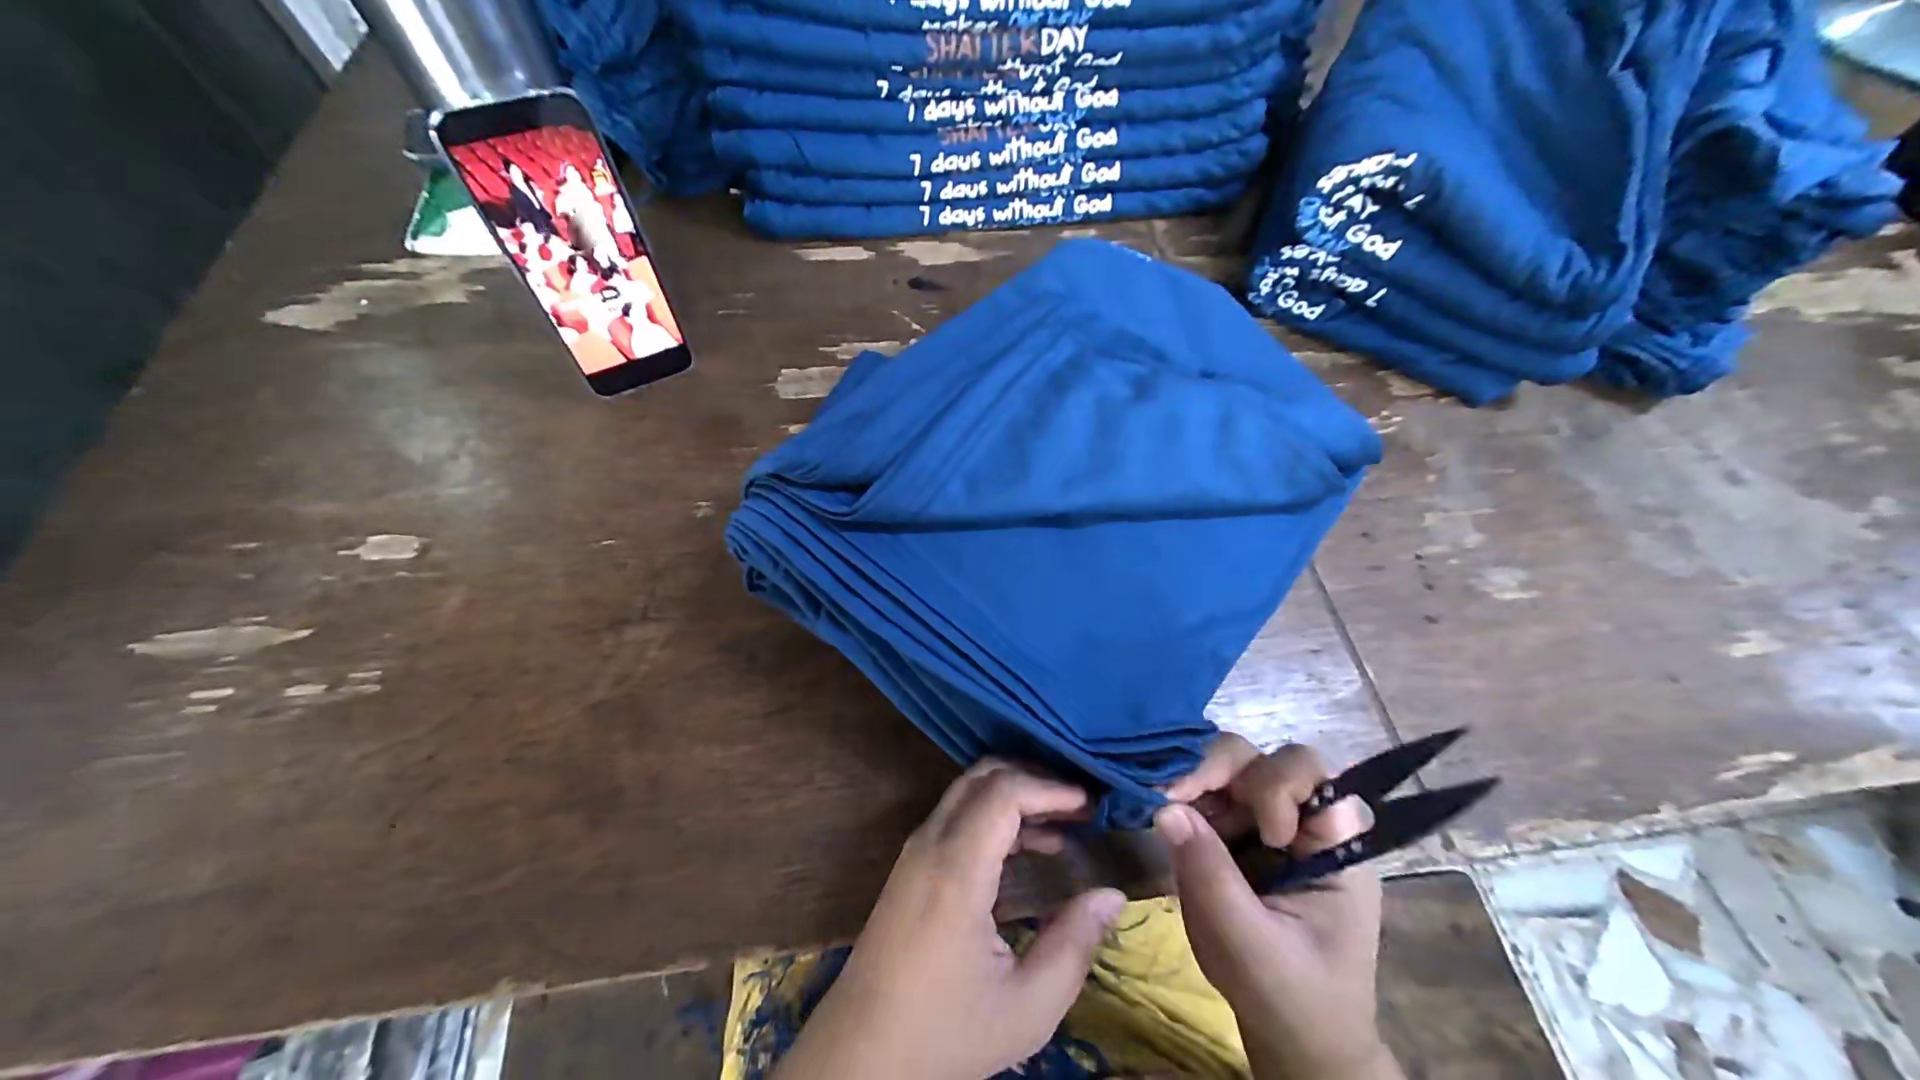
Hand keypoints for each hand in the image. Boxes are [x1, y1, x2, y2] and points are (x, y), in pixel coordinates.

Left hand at [773, 760, 1127, 1079]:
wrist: (859, 1054)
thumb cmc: (946, 1032)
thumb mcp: (1027, 1006)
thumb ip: (1074, 944)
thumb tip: (1111, 893)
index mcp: (955, 869)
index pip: (1004, 791)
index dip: (1050, 788)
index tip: (1091, 806)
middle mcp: (929, 844)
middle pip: (983, 777)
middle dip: (1035, 779)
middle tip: (1081, 807)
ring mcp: (914, 852)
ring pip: (967, 792)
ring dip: (1015, 796)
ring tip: (1064, 827)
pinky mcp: (909, 866)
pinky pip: (956, 816)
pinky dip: (994, 815)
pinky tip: (1026, 849)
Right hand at [1158, 737, 1402, 1079]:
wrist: (1291, 1040)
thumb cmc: (1291, 999)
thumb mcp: (1252, 947)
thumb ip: (1212, 878)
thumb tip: (1166, 807)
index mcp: (1334, 844)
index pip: (1312, 775)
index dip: (1279, 785)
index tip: (1262, 832)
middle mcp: (1300, 820)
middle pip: (1262, 761)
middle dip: (1218, 769)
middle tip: (1174, 795)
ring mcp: (1262, 822)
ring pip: (1227, 769)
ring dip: (1192, 779)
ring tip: (1161, 802)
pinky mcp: (1231, 833)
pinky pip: (1205, 794)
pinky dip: (1179, 794)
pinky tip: (1160, 809)